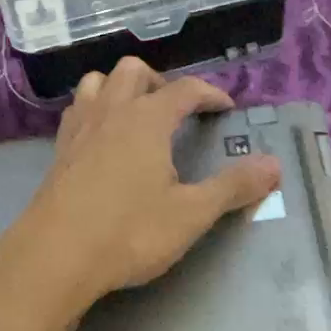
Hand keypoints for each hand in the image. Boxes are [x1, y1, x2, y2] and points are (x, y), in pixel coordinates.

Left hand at [0, 58, 279, 322]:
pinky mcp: (58, 155)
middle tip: (177, 110)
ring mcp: (79, 131)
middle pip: (134, 72)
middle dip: (160, 82)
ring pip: (97, 84)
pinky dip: (95, 112)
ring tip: (136, 115)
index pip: (185, 90)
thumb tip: (274, 165)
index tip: (225, 108)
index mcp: (147, 120)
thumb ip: (233, 187)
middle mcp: (111, 113)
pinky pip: (76, 114)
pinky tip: (102, 141)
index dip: (209, 94)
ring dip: (120, 89)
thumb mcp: (191, 215)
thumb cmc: (129, 234)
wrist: (55, 258)